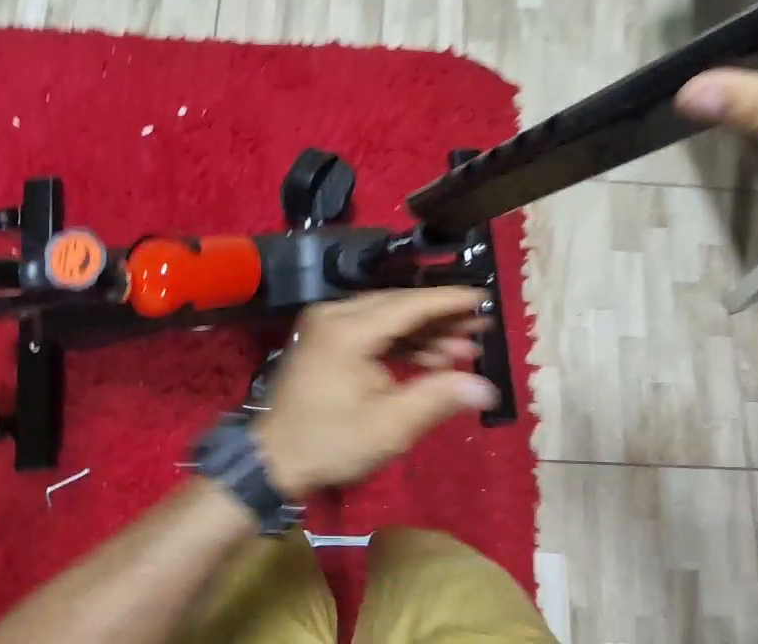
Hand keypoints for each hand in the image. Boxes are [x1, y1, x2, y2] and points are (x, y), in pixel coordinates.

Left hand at [250, 287, 499, 499]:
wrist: (272, 459)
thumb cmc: (330, 443)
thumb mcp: (389, 427)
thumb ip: (437, 398)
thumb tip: (485, 387)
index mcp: (348, 330)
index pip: (408, 304)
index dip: (448, 302)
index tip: (483, 298)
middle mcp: (336, 315)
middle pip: (399, 306)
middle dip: (442, 318)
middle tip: (482, 327)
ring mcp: (329, 325)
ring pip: (388, 318)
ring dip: (425, 333)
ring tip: (465, 350)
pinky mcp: (328, 339)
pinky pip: (373, 331)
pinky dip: (402, 343)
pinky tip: (434, 360)